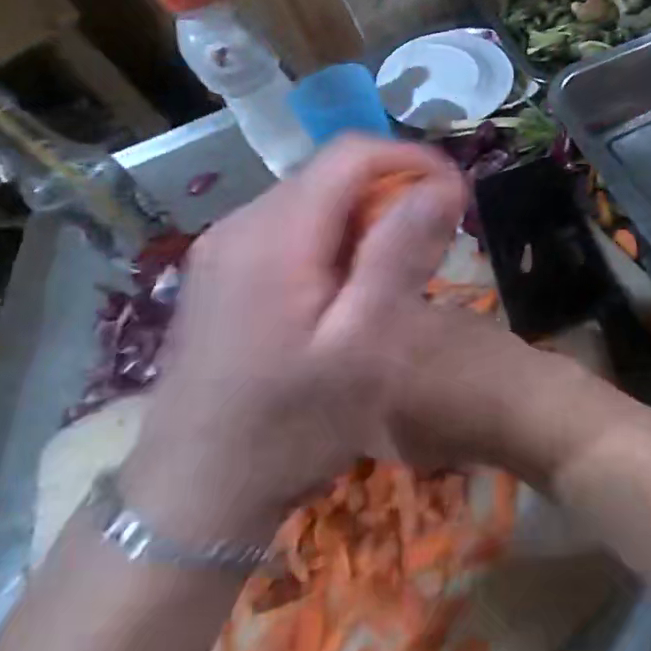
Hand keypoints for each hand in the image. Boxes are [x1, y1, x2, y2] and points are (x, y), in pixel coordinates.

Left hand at [118, 135, 533, 543]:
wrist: (194, 497)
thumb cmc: (291, 426)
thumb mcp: (364, 345)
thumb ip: (401, 255)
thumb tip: (445, 185)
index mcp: (274, 235)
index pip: (352, 153)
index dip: (413, 159)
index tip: (456, 195)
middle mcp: (240, 225)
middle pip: (331, 172)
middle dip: (394, 191)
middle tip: (435, 242)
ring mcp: (222, 248)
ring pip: (314, 197)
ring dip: (368, 216)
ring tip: (400, 268)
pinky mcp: (220, 272)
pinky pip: (291, 227)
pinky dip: (336, 237)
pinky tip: (352, 287)